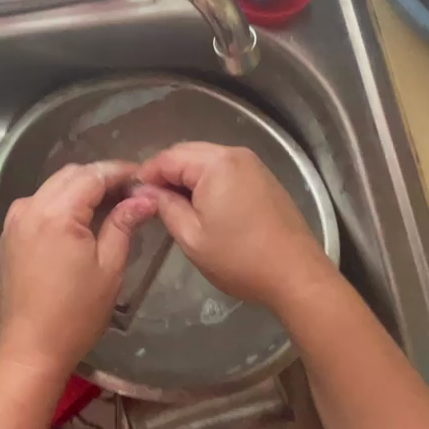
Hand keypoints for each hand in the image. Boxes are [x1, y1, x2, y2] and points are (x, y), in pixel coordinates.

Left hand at [0, 161, 154, 380]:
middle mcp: (31, 207)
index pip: (93, 175)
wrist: (30, 350)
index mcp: (56, 213)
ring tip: (110, 202)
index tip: (143, 176)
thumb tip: (144, 197)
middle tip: (130, 190)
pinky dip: (61, 201)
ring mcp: (15, 220)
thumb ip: (124, 224)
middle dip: (101, 177)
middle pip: (71, 175)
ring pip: (53, 186)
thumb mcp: (109, 268)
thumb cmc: (75, 314)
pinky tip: (80, 217)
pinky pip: (39, 203)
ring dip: (81, 187)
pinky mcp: (10, 234)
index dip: (120, 172)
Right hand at [136, 143, 338, 310]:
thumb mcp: (192, 237)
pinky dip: (207, 181)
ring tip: (172, 204)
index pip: (168, 158)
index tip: (132, 194)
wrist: (296, 275)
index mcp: (215, 164)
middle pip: (187, 153)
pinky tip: (201, 205)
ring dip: (186, 177)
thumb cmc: (240, 258)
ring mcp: (252, 164)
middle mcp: (234, 154)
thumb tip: (146, 191)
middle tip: (149, 200)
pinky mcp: (262, 178)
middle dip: (166, 173)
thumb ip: (165, 206)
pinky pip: (224, 169)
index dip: (146, 174)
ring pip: (206, 160)